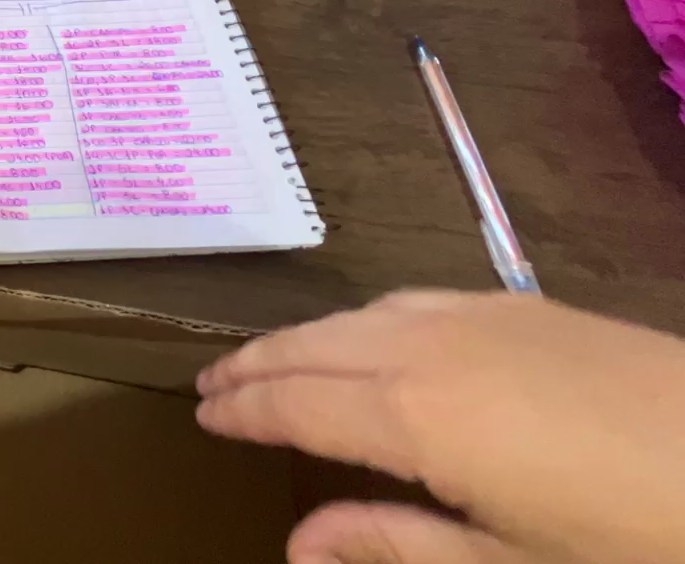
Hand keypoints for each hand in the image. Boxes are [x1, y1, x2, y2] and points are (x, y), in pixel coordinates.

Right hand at [196, 290, 684, 563]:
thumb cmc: (650, 542)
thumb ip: (395, 547)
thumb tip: (293, 548)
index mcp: (410, 416)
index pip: (291, 404)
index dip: (240, 410)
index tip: (201, 415)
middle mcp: (415, 348)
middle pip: (302, 347)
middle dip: (248, 366)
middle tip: (208, 383)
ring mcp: (465, 316)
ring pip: (343, 318)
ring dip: (294, 340)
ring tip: (266, 360)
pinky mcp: (514, 304)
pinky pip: (399, 302)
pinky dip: (353, 321)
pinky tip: (361, 335)